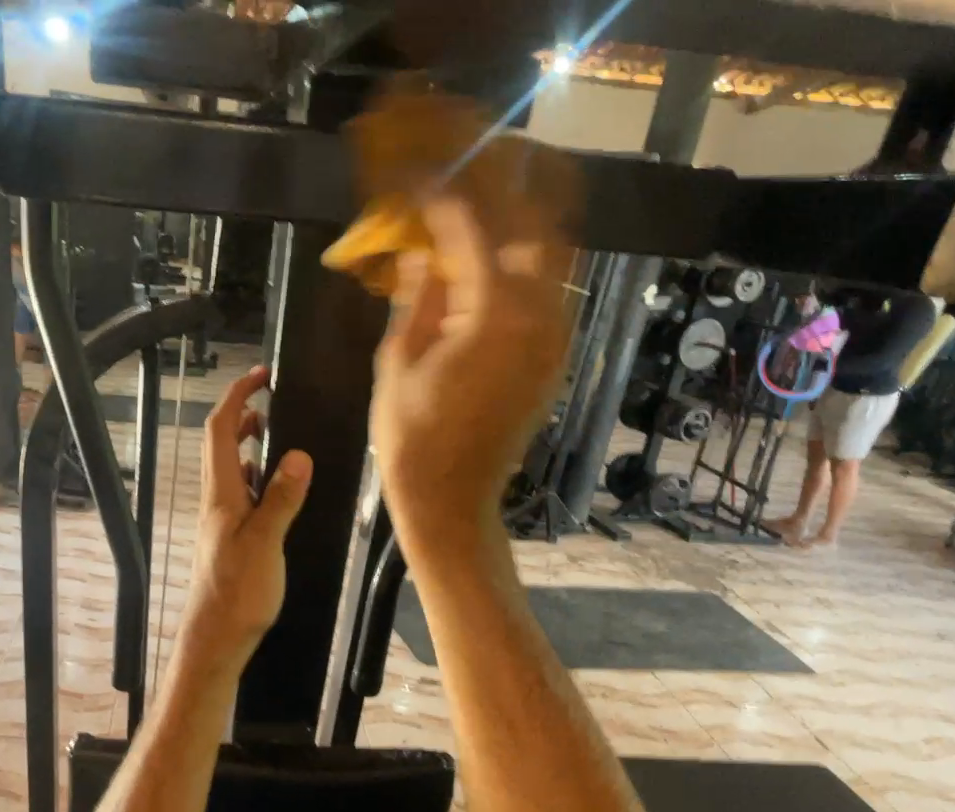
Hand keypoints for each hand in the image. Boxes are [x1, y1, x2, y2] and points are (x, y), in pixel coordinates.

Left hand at [176, 366, 313, 672]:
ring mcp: (221, 520)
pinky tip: (276, 489)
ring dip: (248, 446)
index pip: (219, 430)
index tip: (262, 376)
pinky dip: (256, 478)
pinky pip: (240, 494)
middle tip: (274, 406)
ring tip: (279, 439)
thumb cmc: (238, 593)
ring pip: (229, 469)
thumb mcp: (265, 543)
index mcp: (220, 494)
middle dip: (242, 416)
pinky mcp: (230, 538)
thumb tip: (296, 453)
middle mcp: (215, 501)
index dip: (236, 397)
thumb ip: (281, 499)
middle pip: (220, 445)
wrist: (215, 639)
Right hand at [371, 194, 571, 544]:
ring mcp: (556, 337)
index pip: (473, 227)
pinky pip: (554, 290)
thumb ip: (416, 295)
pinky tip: (496, 259)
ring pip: (556, 253)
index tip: (414, 178)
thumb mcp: (397, 361)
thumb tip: (420, 251)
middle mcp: (540, 315)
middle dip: (505, 187)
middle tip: (470, 169)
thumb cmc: (412, 437)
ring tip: (490, 200)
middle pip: (538, 223)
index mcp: (495, 313)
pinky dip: (529, 262)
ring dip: (525, 221)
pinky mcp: (556, 357)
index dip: (440, 196)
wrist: (452, 500)